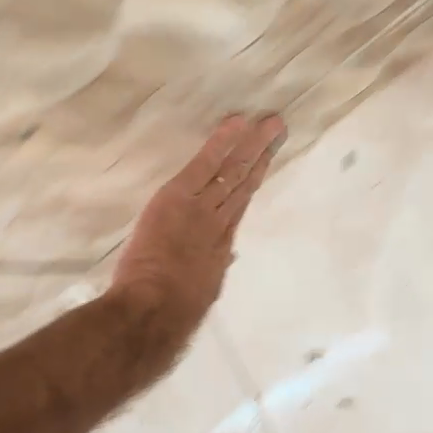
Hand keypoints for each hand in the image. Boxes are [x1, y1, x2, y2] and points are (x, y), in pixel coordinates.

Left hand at [111, 113, 285, 331]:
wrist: (154, 310)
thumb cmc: (174, 311)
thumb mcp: (204, 290)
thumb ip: (214, 267)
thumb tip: (226, 256)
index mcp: (221, 245)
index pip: (240, 205)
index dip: (253, 182)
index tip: (264, 164)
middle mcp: (219, 222)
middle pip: (244, 183)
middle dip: (261, 155)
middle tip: (277, 130)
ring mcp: (203, 207)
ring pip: (233, 170)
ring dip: (251, 143)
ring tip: (269, 121)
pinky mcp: (181, 197)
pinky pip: (205, 164)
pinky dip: (221, 142)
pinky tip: (236, 122)